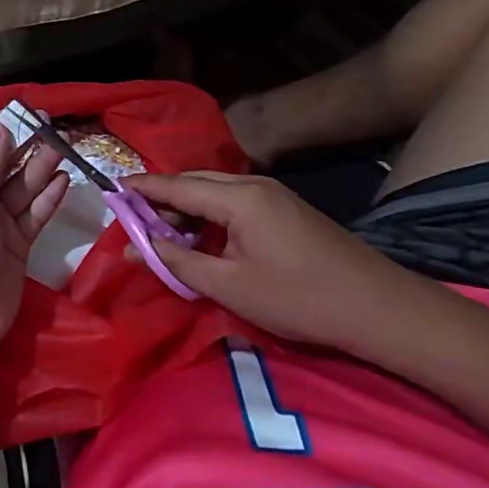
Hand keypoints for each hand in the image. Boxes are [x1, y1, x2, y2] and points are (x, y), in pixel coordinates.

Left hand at [0, 122, 69, 358]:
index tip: (25, 109)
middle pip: (2, 166)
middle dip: (25, 145)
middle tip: (53, 123)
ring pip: (21, 187)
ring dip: (40, 167)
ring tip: (63, 146)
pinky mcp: (17, 242)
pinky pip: (34, 213)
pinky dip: (48, 197)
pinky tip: (64, 179)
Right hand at [124, 172, 405, 349]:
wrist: (375, 305)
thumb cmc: (298, 298)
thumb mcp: (230, 286)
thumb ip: (179, 263)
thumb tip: (137, 249)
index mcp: (239, 197)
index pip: (177, 186)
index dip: (143, 189)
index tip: (112, 189)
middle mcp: (254, 184)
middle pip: (196, 182)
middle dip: (163, 198)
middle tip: (135, 221)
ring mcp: (274, 194)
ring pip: (216, 191)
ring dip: (188, 207)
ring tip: (164, 234)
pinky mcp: (286, 208)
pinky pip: (235, 201)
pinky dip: (211, 214)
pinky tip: (204, 238)